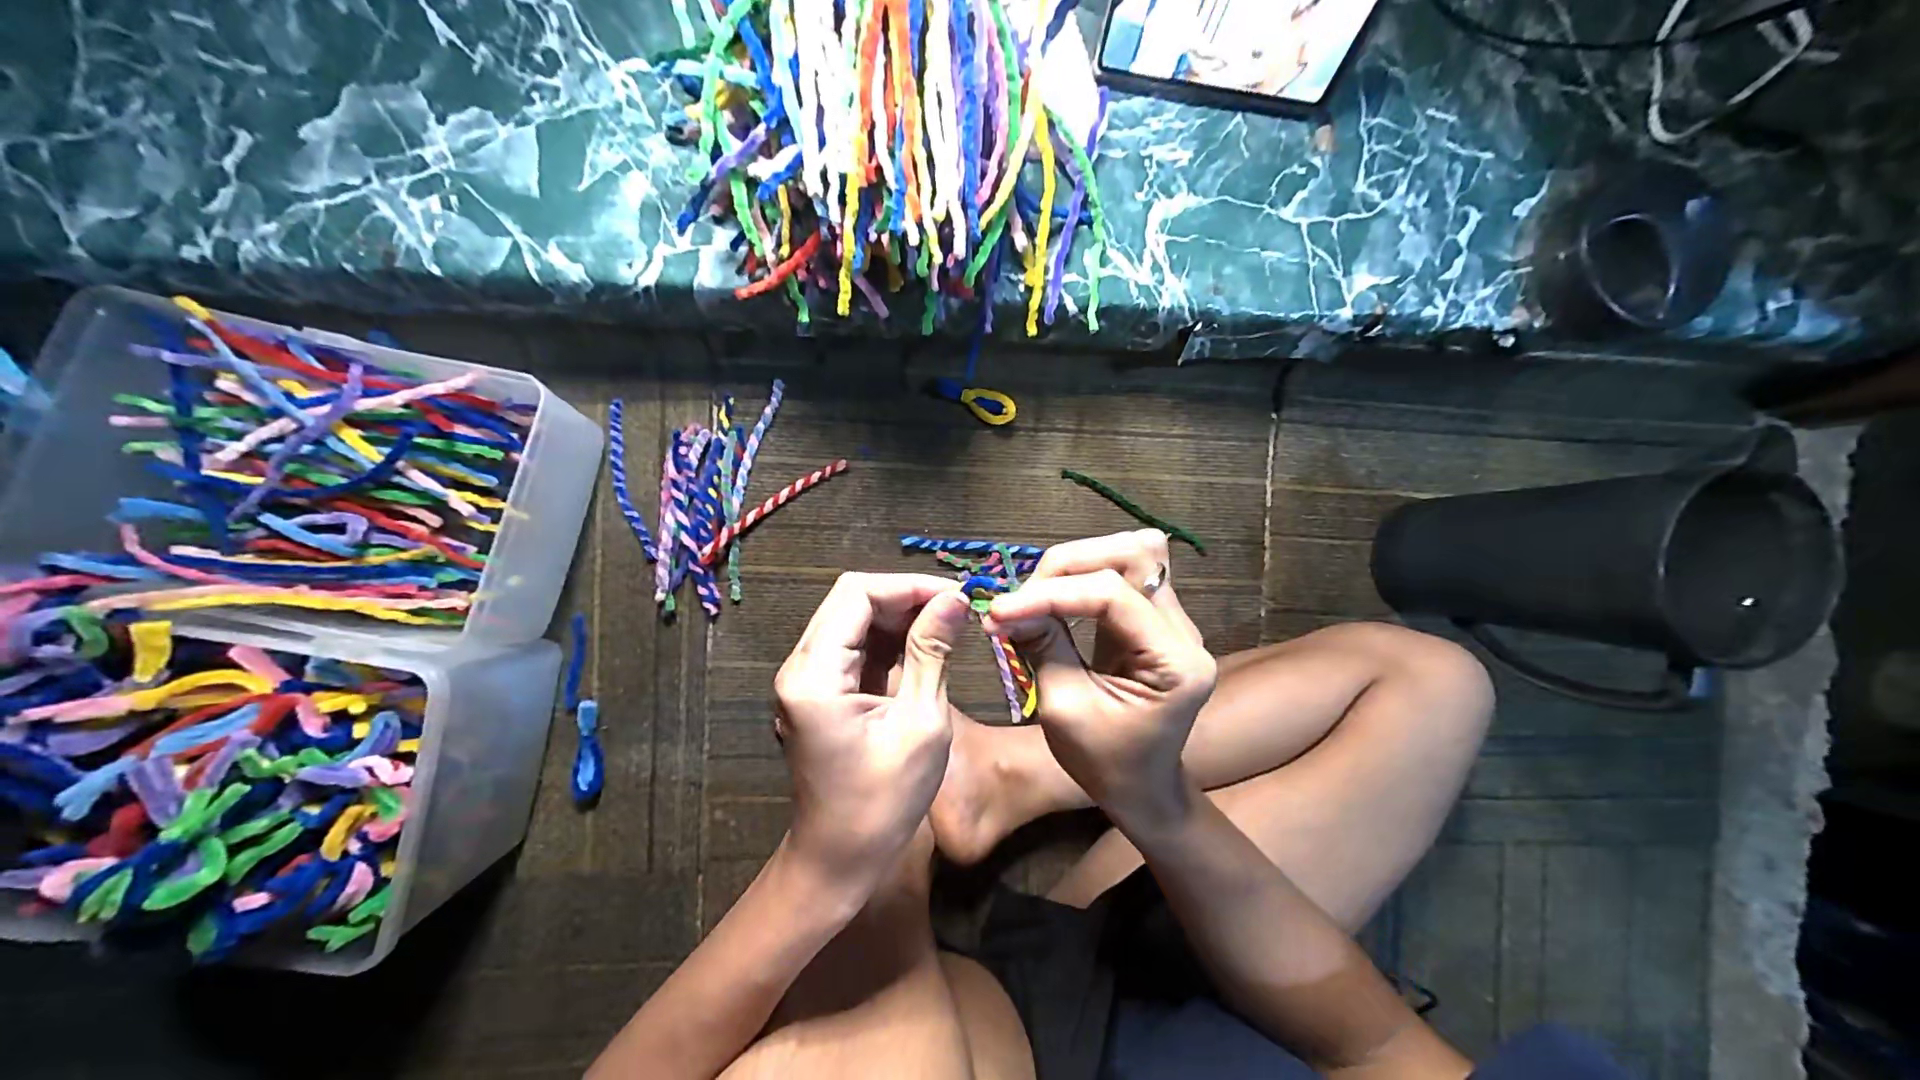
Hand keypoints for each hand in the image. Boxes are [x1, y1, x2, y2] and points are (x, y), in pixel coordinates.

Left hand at [773, 573, 969, 888]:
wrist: (839, 859)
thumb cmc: (883, 802)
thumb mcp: (921, 723)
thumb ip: (931, 652)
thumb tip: (954, 599)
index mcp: (814, 675)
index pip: (856, 594)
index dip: (908, 586)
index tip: (957, 596)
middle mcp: (799, 668)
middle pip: (850, 601)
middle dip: (905, 597)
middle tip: (956, 609)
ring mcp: (805, 680)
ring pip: (853, 620)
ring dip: (899, 616)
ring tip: (947, 625)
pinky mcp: (818, 691)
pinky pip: (854, 647)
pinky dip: (889, 641)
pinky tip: (924, 646)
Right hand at [984, 531, 1216, 825]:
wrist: (1140, 786)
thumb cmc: (1104, 761)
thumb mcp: (1065, 709)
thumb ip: (1042, 646)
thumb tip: (1003, 607)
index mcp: (1175, 662)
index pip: (1113, 595)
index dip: (1052, 594)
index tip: (1000, 610)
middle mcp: (1184, 631)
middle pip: (1135, 554)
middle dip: (1070, 565)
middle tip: (1022, 598)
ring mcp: (1173, 621)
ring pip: (1133, 553)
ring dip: (1079, 563)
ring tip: (1037, 593)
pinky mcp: (1154, 618)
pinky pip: (1124, 574)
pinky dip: (1083, 576)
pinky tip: (1055, 597)